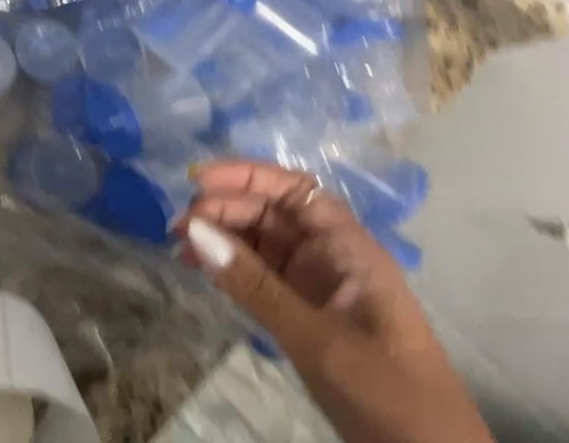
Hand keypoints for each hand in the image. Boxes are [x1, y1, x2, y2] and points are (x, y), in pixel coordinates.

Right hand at [177, 160, 493, 442]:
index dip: (247, 175)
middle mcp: (331, 258)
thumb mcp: (317, 338)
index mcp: (349, 249)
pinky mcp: (303, 314)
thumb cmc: (388, 391)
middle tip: (180, 227)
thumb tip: (194, 230)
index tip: (198, 179)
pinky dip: (228, 267)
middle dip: (223, 209)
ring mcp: (317, 286)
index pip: (294, 191)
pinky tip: (201, 270)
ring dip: (220, 237)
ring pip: (260, 242)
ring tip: (181, 247)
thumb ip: (254, 284)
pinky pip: (259, 275)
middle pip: (271, 212)